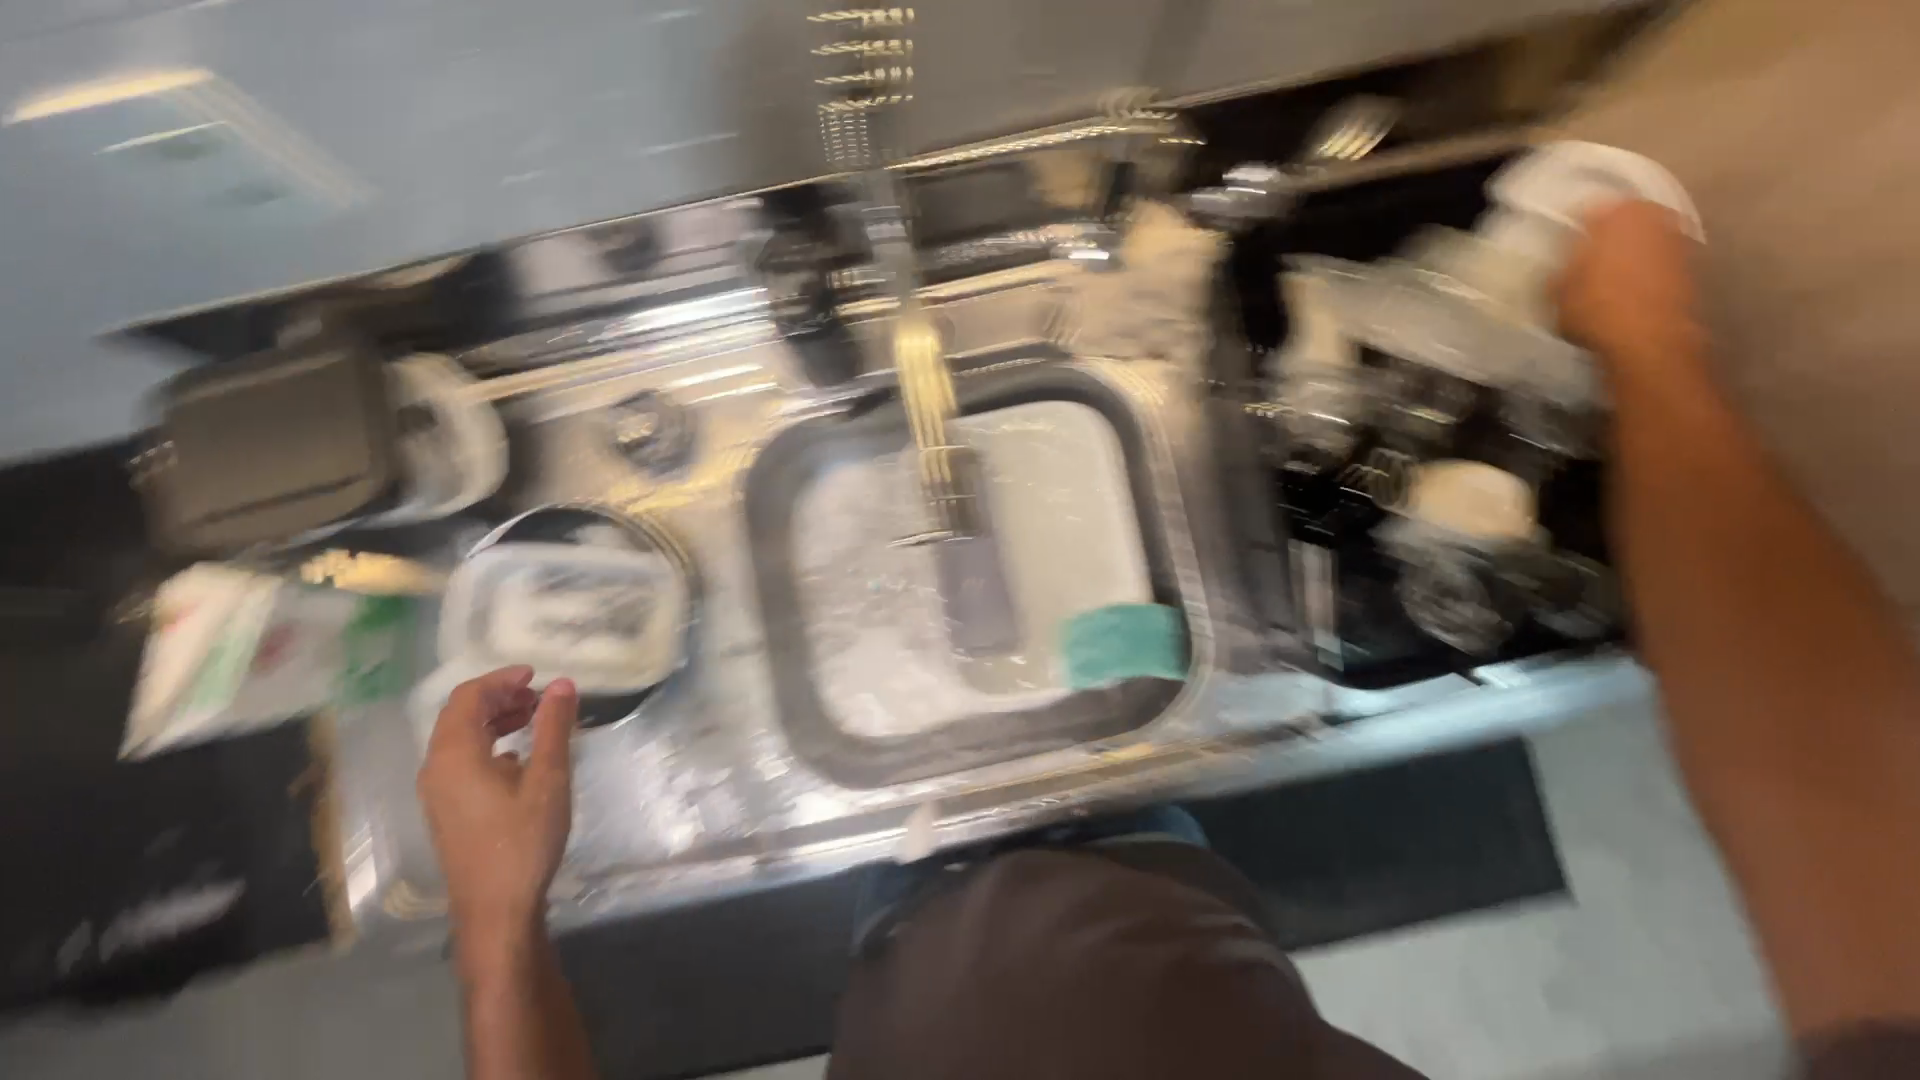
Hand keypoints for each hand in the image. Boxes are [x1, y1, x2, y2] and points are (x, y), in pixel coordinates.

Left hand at [417, 666, 577, 949]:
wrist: (495, 908)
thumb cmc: (523, 840)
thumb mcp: (548, 779)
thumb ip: (553, 727)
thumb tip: (562, 684)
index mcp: (454, 755)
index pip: (468, 697)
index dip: (501, 678)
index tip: (536, 674)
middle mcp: (436, 768)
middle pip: (459, 715)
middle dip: (499, 696)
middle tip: (539, 695)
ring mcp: (437, 791)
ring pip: (459, 738)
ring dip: (494, 719)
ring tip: (533, 717)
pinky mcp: (447, 809)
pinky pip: (461, 759)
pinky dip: (489, 743)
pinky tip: (519, 756)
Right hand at [1555, 199, 1701, 366]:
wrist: (1648, 337)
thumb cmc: (1595, 308)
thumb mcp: (1557, 289)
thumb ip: (1562, 265)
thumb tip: (1564, 261)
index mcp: (1616, 213)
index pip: (1589, 208)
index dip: (1574, 226)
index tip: (1563, 242)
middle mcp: (1653, 215)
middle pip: (1625, 216)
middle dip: (1609, 232)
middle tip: (1588, 253)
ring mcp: (1678, 236)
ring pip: (1645, 235)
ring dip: (1631, 248)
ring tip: (1611, 272)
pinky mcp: (1693, 262)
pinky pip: (1660, 256)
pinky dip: (1647, 266)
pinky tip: (1631, 286)